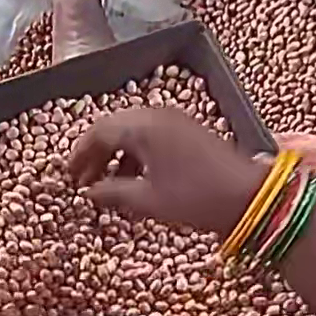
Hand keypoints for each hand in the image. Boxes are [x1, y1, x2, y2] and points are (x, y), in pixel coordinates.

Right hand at [66, 108, 271, 234]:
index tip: (69, 176)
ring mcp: (173, 121)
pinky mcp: (186, 131)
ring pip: (131, 131)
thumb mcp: (146, 200)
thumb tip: (88, 192)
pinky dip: (134, 155)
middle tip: (83, 180)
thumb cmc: (194, 198)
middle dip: (95, 154)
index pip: (98, 132)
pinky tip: (132, 179)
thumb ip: (111, 193)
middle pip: (113, 128)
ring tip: (105, 184)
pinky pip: (149, 136)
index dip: (79, 154)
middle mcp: (156, 115)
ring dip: (114, 155)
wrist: (246, 196)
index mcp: (142, 127)